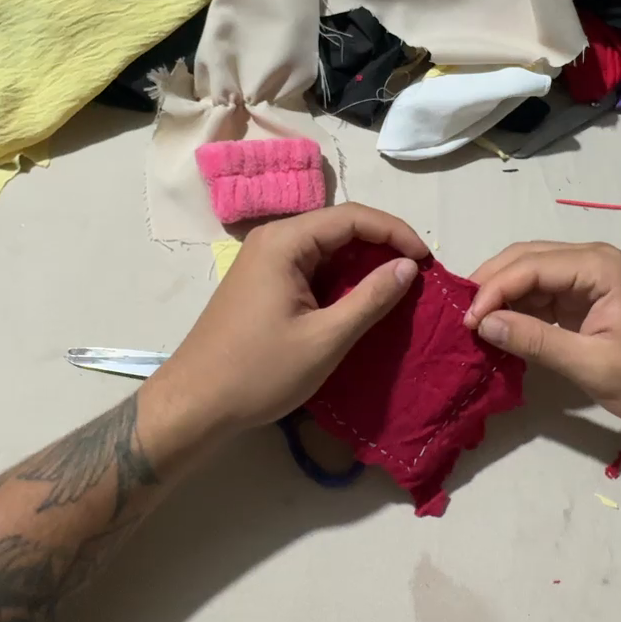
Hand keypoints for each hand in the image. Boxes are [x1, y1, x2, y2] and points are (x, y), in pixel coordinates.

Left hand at [142, 204, 427, 449]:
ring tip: (396, 287)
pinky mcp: (263, 281)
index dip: (394, 232)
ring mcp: (265, 259)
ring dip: (362, 262)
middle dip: (381, 245)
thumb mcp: (325, 338)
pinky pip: (311, 265)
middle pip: (339, 226)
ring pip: (326, 247)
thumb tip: (407, 267)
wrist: (194, 404)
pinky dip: (341, 277)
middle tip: (416, 273)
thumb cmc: (259, 371)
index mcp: (285, 241)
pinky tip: (360, 299)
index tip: (426, 260)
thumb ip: (371, 298)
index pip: (352, 217)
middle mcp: (273, 239)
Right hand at [462, 242, 620, 430]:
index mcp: (599, 266)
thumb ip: (537, 341)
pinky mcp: (584, 294)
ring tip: (474, 321)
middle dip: (491, 283)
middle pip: (526, 258)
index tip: (469, 321)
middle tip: (461, 314)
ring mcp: (588, 276)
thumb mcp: (593, 365)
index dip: (494, 289)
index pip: (531, 265)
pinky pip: (541, 291)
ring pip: (529, 272)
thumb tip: (484, 324)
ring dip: (501, 294)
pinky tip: (499, 324)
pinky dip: (517, 306)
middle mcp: (590, 259)